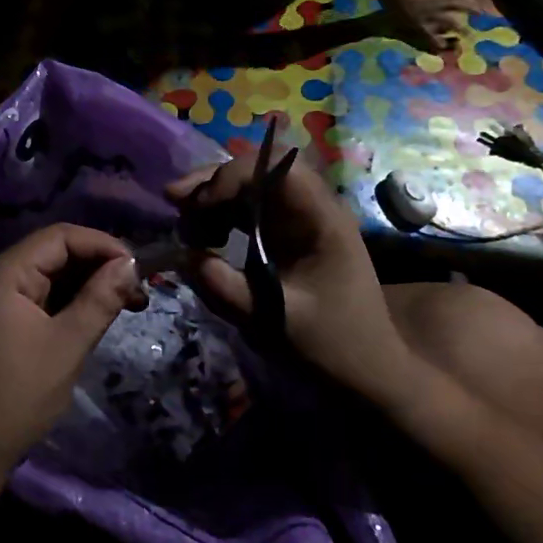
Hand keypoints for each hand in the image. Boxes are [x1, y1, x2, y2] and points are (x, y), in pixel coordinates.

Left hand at [0, 224, 145, 475]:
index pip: (60, 237)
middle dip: (100, 265)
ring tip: (130, 302)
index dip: (103, 245)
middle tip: (139, 289)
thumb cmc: (19, 395)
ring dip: (91, 284)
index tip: (139, 268)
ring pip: (54, 275)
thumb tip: (132, 264)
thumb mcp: (68, 344)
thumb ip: (100, 299)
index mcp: (6, 274)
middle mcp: (1, 278)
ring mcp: (2, 301)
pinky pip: (46, 297)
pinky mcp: (8, 323)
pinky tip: (102, 313)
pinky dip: (75, 301)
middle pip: (57, 252)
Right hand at [167, 154, 415, 404]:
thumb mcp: (273, 321)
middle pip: (259, 171)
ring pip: (251, 187)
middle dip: (214, 182)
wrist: (368, 372)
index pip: (277, 169)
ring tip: (186, 226)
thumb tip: (185, 257)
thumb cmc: (330, 346)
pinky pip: (252, 209)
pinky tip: (205, 237)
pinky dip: (223, 216)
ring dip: (214, 198)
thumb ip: (225, 289)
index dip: (233, 176)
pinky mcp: (289, 235)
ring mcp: (300, 220)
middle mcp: (312, 209)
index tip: (199, 205)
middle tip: (174, 201)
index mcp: (322, 220)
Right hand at [379, 0, 492, 53]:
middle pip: (461, 6)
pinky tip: (443, 48)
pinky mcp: (420, 25)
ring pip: (451, 23)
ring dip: (461, 29)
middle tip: (482, 13)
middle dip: (473, 9)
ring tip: (469, 36)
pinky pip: (430, 36)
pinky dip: (437, 41)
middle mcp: (441, 4)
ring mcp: (431, 16)